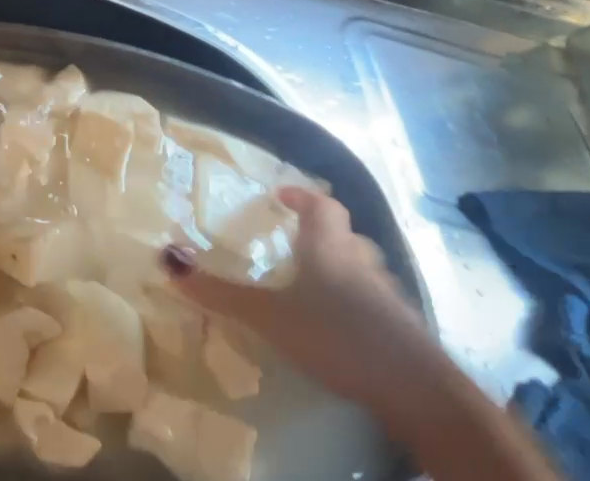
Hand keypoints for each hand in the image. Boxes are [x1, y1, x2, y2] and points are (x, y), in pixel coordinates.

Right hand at [163, 187, 438, 411]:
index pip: (323, 207)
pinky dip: (353, 303)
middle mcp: (363, 267)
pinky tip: (335, 324)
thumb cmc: (338, 337)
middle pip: (348, 238)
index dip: (302, 196)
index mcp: (330, 251)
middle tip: (293, 240)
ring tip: (311, 283)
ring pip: (364, 271)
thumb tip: (167, 261)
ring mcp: (389, 301)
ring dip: (341, 269)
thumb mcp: (267, 315)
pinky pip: (374, 304)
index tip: (280, 194)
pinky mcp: (402, 334)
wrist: (422, 395)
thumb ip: (219, 291)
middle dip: (323, 234)